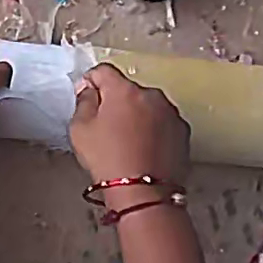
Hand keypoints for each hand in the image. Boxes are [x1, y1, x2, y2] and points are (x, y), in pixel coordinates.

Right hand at [69, 63, 189, 205]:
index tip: (84, 98)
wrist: (143, 190)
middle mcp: (152, 95)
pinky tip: (141, 148)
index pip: (103, 71)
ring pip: (146, 105)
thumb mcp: (79, 129)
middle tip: (103, 126)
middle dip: (114, 101)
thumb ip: (83, 102)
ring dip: (134, 114)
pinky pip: (161, 121)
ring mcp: (171, 112)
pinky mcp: (183, 131)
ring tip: (124, 140)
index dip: (90, 81)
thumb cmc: (106, 157)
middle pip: (127, 89)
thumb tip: (88, 89)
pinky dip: (150, 128)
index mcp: (124, 90)